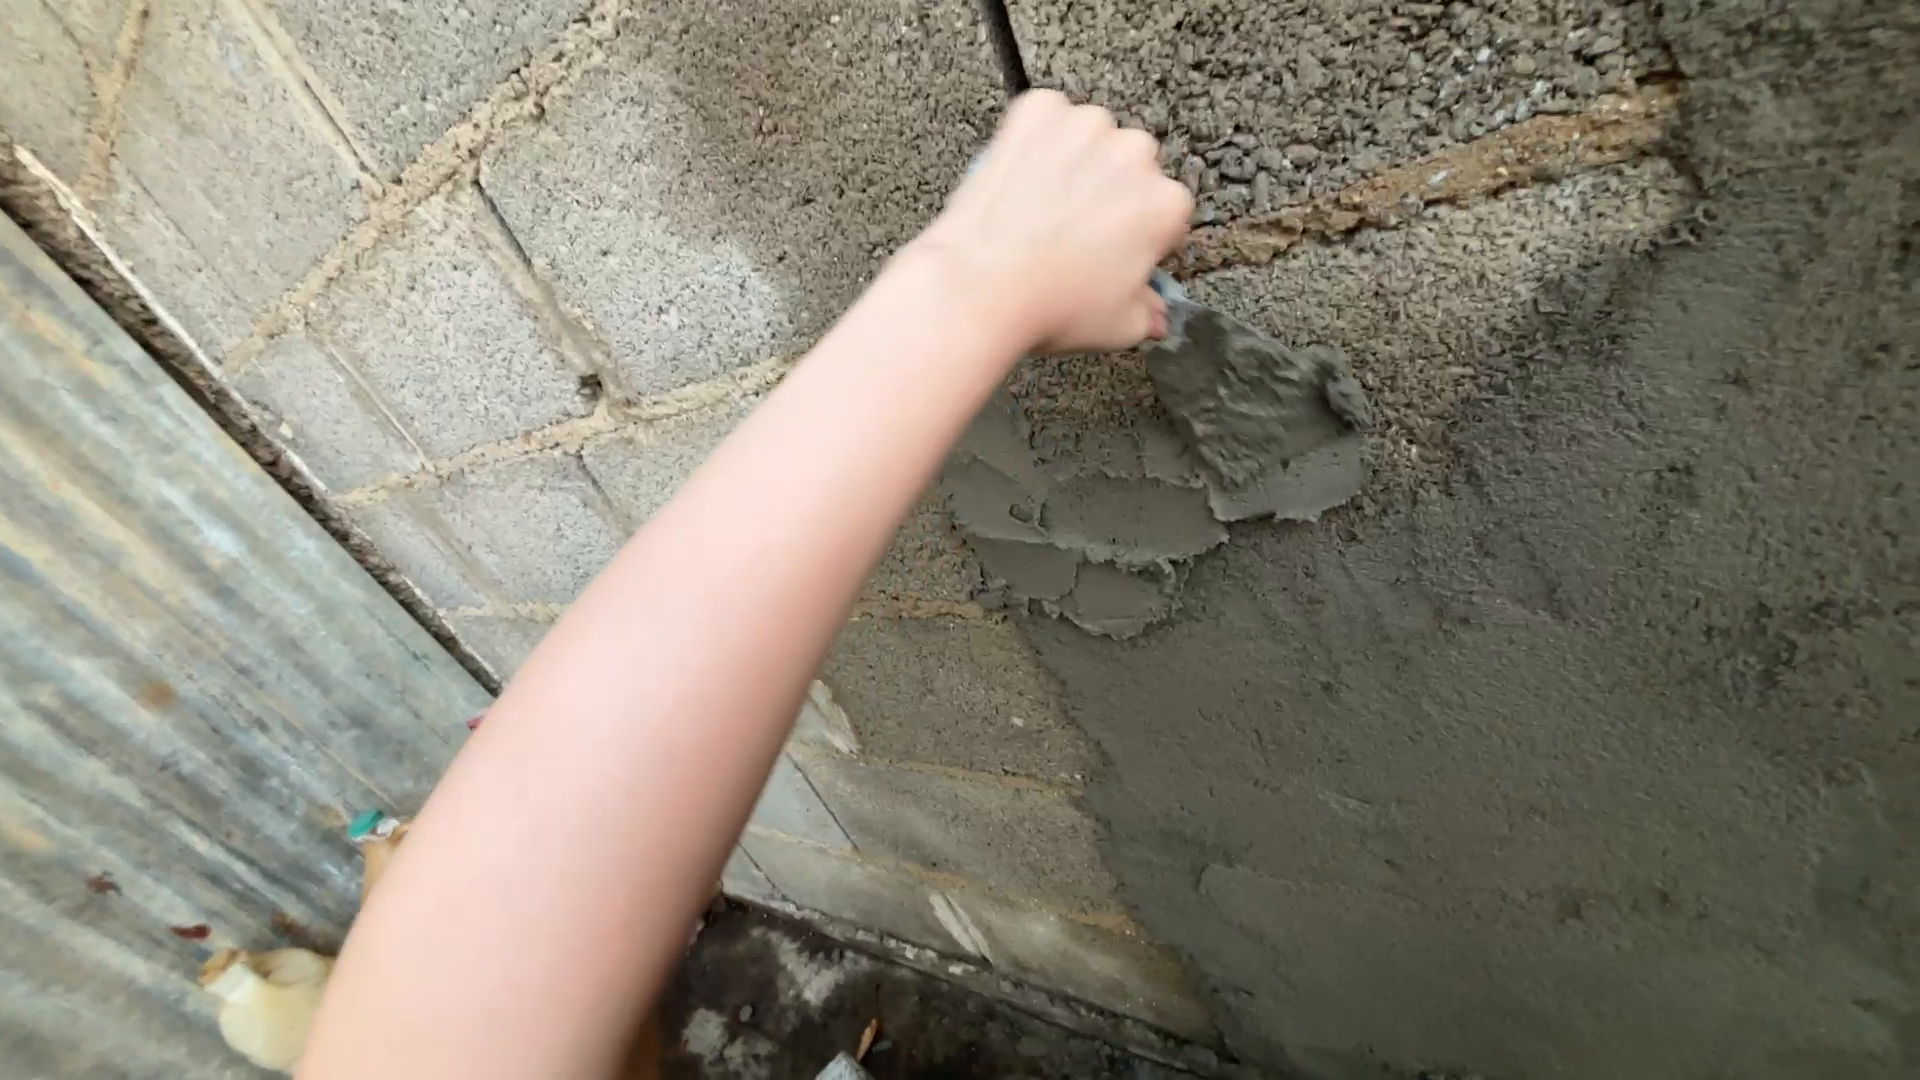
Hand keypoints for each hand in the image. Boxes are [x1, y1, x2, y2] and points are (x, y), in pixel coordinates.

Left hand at [911, 90, 1192, 354]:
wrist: (981, 286)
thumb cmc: (1050, 306)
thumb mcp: (1117, 327)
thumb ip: (1147, 313)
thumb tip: (1155, 314)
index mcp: (1164, 204)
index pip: (1166, 211)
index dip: (1140, 234)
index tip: (1118, 250)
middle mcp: (1134, 154)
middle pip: (1130, 168)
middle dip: (1110, 194)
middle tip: (1074, 235)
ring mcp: (1085, 127)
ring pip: (1089, 140)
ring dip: (1074, 163)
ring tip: (1042, 212)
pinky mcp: (1038, 113)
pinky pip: (1045, 118)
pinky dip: (1035, 142)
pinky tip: (1021, 184)